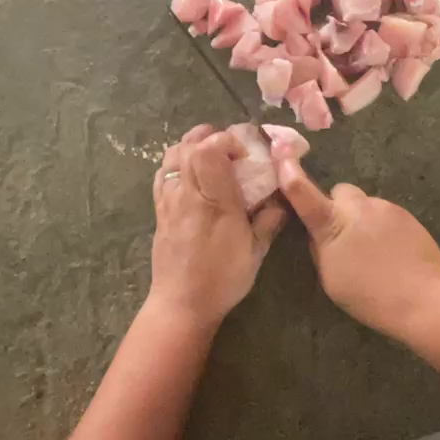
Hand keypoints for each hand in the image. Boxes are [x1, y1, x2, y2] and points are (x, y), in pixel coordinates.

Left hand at [147, 125, 287, 328]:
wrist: (182, 303)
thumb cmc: (223, 278)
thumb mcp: (256, 251)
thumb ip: (269, 220)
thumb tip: (280, 200)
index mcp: (214, 200)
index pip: (210, 149)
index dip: (227, 140)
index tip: (244, 154)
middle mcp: (187, 193)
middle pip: (188, 145)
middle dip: (210, 136)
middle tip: (230, 148)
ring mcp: (168, 200)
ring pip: (171, 155)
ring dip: (191, 146)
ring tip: (210, 155)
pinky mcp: (159, 211)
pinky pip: (162, 174)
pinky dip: (176, 163)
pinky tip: (190, 174)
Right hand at [274, 155, 439, 338]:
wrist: (422, 297)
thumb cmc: (368, 295)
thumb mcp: (330, 278)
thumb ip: (320, 248)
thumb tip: (317, 233)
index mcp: (331, 224)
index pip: (303, 193)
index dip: (290, 173)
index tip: (282, 153)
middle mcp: (357, 207)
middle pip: (341, 193)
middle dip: (338, 207)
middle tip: (345, 237)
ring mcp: (384, 207)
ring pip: (365, 205)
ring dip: (363, 220)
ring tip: (375, 252)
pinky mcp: (405, 213)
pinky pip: (385, 214)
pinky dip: (383, 228)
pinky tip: (392, 252)